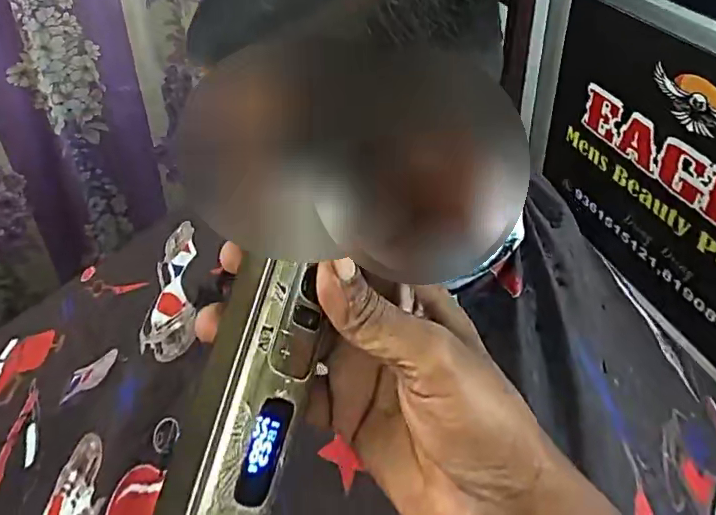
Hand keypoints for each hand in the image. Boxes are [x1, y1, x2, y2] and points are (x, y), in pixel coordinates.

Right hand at [197, 243, 616, 514]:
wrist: (498, 509)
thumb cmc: (484, 415)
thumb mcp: (434, 358)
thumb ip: (378, 318)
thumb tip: (329, 267)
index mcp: (404, 296)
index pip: (351, 257)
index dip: (309, 240)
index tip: (264, 229)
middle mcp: (375, 323)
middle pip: (316, 295)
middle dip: (273, 282)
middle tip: (228, 273)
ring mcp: (356, 368)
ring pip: (301, 339)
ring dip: (261, 330)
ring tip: (217, 322)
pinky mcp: (344, 413)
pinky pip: (302, 392)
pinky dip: (273, 384)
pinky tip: (245, 373)